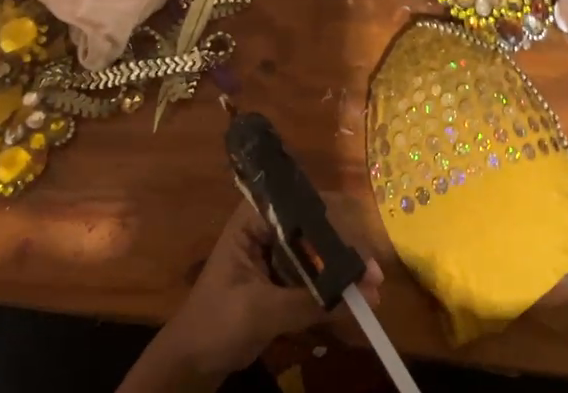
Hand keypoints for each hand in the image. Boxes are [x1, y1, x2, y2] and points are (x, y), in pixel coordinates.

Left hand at [136, 201, 383, 383]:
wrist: (193, 360)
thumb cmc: (215, 323)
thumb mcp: (260, 311)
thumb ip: (307, 301)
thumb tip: (360, 295)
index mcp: (254, 219)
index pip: (301, 207)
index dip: (334, 223)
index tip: (361, 247)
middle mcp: (269, 227)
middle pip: (317, 226)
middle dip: (348, 249)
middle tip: (375, 274)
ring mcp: (278, 252)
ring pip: (321, 250)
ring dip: (347, 269)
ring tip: (374, 289)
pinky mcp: (285, 277)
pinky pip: (317, 274)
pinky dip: (337, 286)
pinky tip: (360, 301)